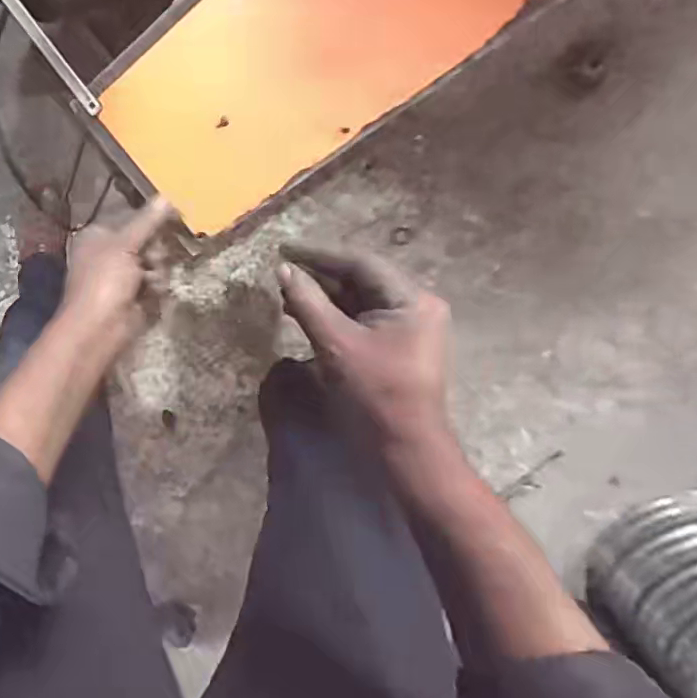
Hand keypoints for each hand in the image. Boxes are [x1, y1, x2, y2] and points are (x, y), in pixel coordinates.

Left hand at [59, 197, 174, 349]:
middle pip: (146, 241)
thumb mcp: (124, 245)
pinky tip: (153, 293)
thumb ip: (147, 221)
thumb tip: (166, 196)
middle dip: (155, 249)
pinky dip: (156, 287)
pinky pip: (155, 283)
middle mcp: (108, 253)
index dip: (150, 218)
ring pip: (154, 262)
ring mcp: (121, 276)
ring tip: (150, 280)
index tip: (175, 213)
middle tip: (154, 256)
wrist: (98, 329)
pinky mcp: (135, 297)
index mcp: (98, 236)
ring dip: (158, 270)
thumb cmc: (103, 281)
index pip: (130, 218)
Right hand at [276, 246, 453, 448]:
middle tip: (281, 269)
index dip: (318, 255)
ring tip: (285, 291)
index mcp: (411, 301)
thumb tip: (282, 270)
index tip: (283, 250)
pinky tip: (303, 313)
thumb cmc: (374, 393)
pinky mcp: (394, 346)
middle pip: (360, 279)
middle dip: (319, 274)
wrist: (404, 447)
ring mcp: (406, 328)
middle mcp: (415, 307)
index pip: (360, 264)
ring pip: (357, 299)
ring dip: (322, 294)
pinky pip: (359, 318)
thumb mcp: (335, 343)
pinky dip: (331, 313)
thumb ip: (307, 302)